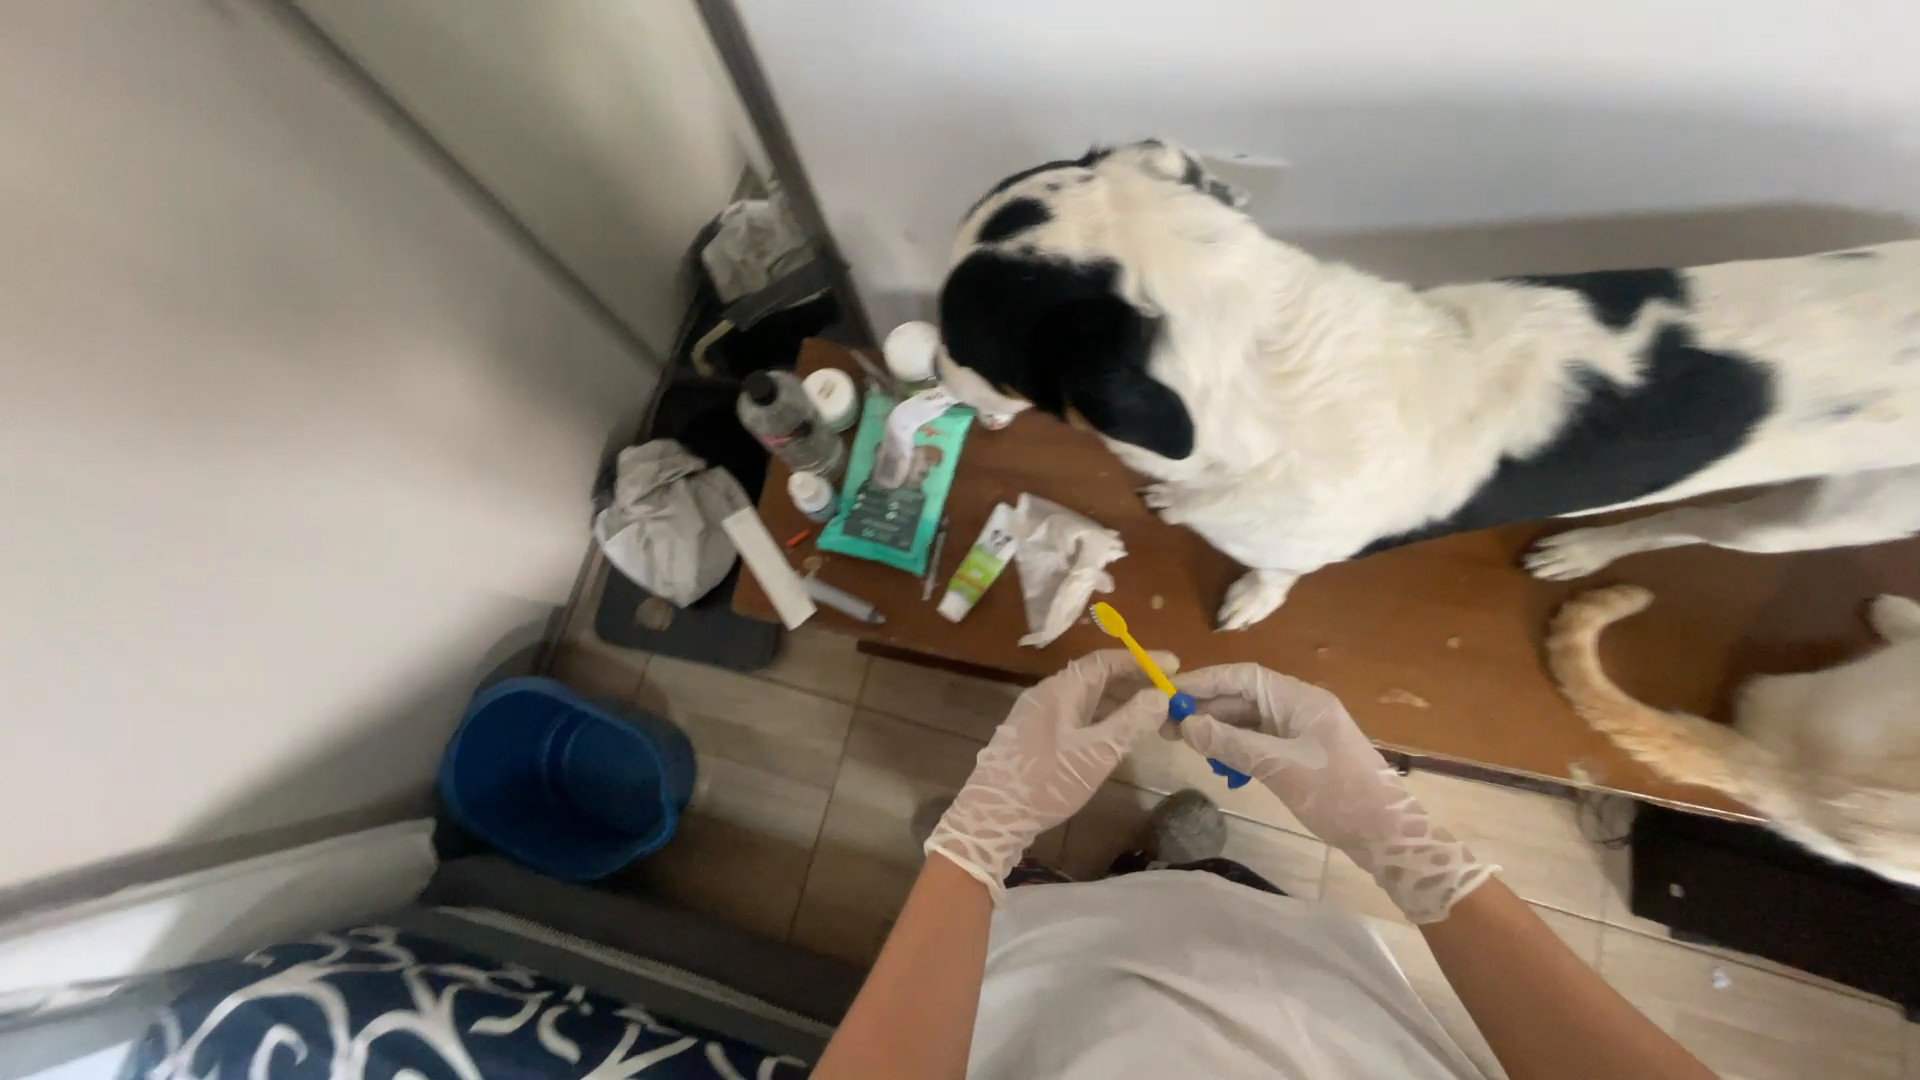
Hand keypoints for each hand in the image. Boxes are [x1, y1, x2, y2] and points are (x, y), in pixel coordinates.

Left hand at [926, 649, 1173, 900]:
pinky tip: (1118, 732)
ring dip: (1119, 699)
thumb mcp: (1094, 755)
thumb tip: (1160, 695)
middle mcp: (1048, 694)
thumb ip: (1129, 723)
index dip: (1140, 660)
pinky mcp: (1036, 735)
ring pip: (1086, 696)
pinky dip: (1103, 715)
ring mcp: (1039, 715)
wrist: (993, 816)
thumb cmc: (1045, 782)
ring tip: (1152, 711)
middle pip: (1095, 676)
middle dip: (1133, 680)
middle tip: (1169, 690)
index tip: (1173, 665)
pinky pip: (1077, 713)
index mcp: (1060, 690)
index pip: (1104, 661)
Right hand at [1173, 664, 1496, 922]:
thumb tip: (1185, 724)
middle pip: (1242, 697)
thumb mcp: (1278, 767)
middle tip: (1165, 724)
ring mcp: (1300, 731)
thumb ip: (1230, 743)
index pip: (1242, 676)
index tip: (1168, 691)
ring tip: (1183, 742)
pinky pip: (1259, 740)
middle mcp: (1298, 707)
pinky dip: (1235, 747)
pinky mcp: (1301, 753)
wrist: (1389, 837)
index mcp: (1299, 699)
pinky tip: (1217, 761)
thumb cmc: (1337, 794)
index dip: (1204, 681)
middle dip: (1205, 708)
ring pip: (1248, 720)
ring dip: (1217, 729)